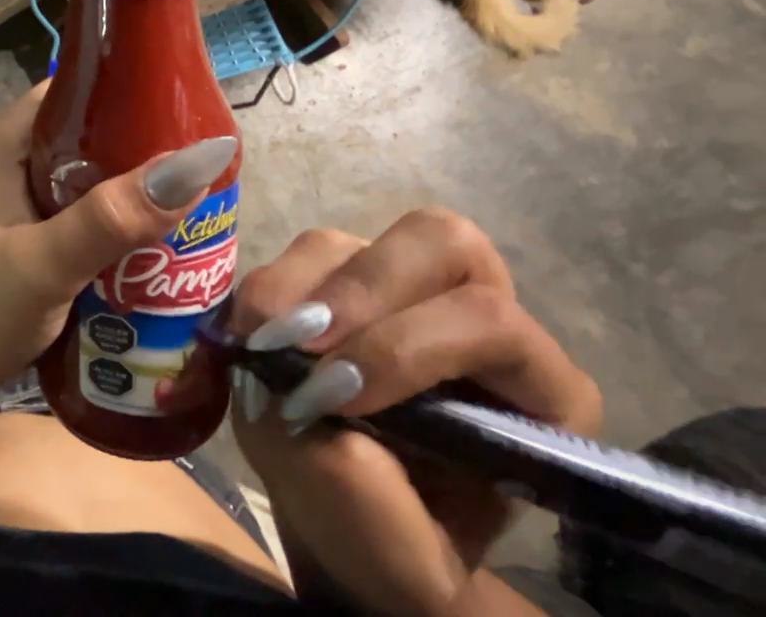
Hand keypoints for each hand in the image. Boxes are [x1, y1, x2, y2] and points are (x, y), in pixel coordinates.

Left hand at [0, 81, 237, 397]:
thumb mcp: (44, 263)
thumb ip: (110, 218)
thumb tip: (198, 161)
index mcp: (6, 139)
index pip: (79, 88)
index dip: (136, 92)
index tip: (200, 112)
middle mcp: (17, 154)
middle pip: (98, 130)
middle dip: (151, 148)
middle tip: (221, 171)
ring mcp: (29, 192)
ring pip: (102, 172)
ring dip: (144, 188)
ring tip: (210, 203)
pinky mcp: (43, 227)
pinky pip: (98, 208)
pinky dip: (130, 218)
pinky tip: (172, 236)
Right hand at [230, 210, 602, 616]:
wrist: (342, 531)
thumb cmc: (386, 540)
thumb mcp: (387, 538)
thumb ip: (340, 462)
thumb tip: (281, 386)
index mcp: (535, 391)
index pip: (490, 322)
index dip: (403, 349)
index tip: (328, 399)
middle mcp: (471, 320)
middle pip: (438, 241)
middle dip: (358, 290)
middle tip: (295, 343)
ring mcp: (393, 295)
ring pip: (345, 243)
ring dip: (294, 292)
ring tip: (260, 349)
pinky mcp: (326, 289)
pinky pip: (286, 260)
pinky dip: (258, 297)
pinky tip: (248, 343)